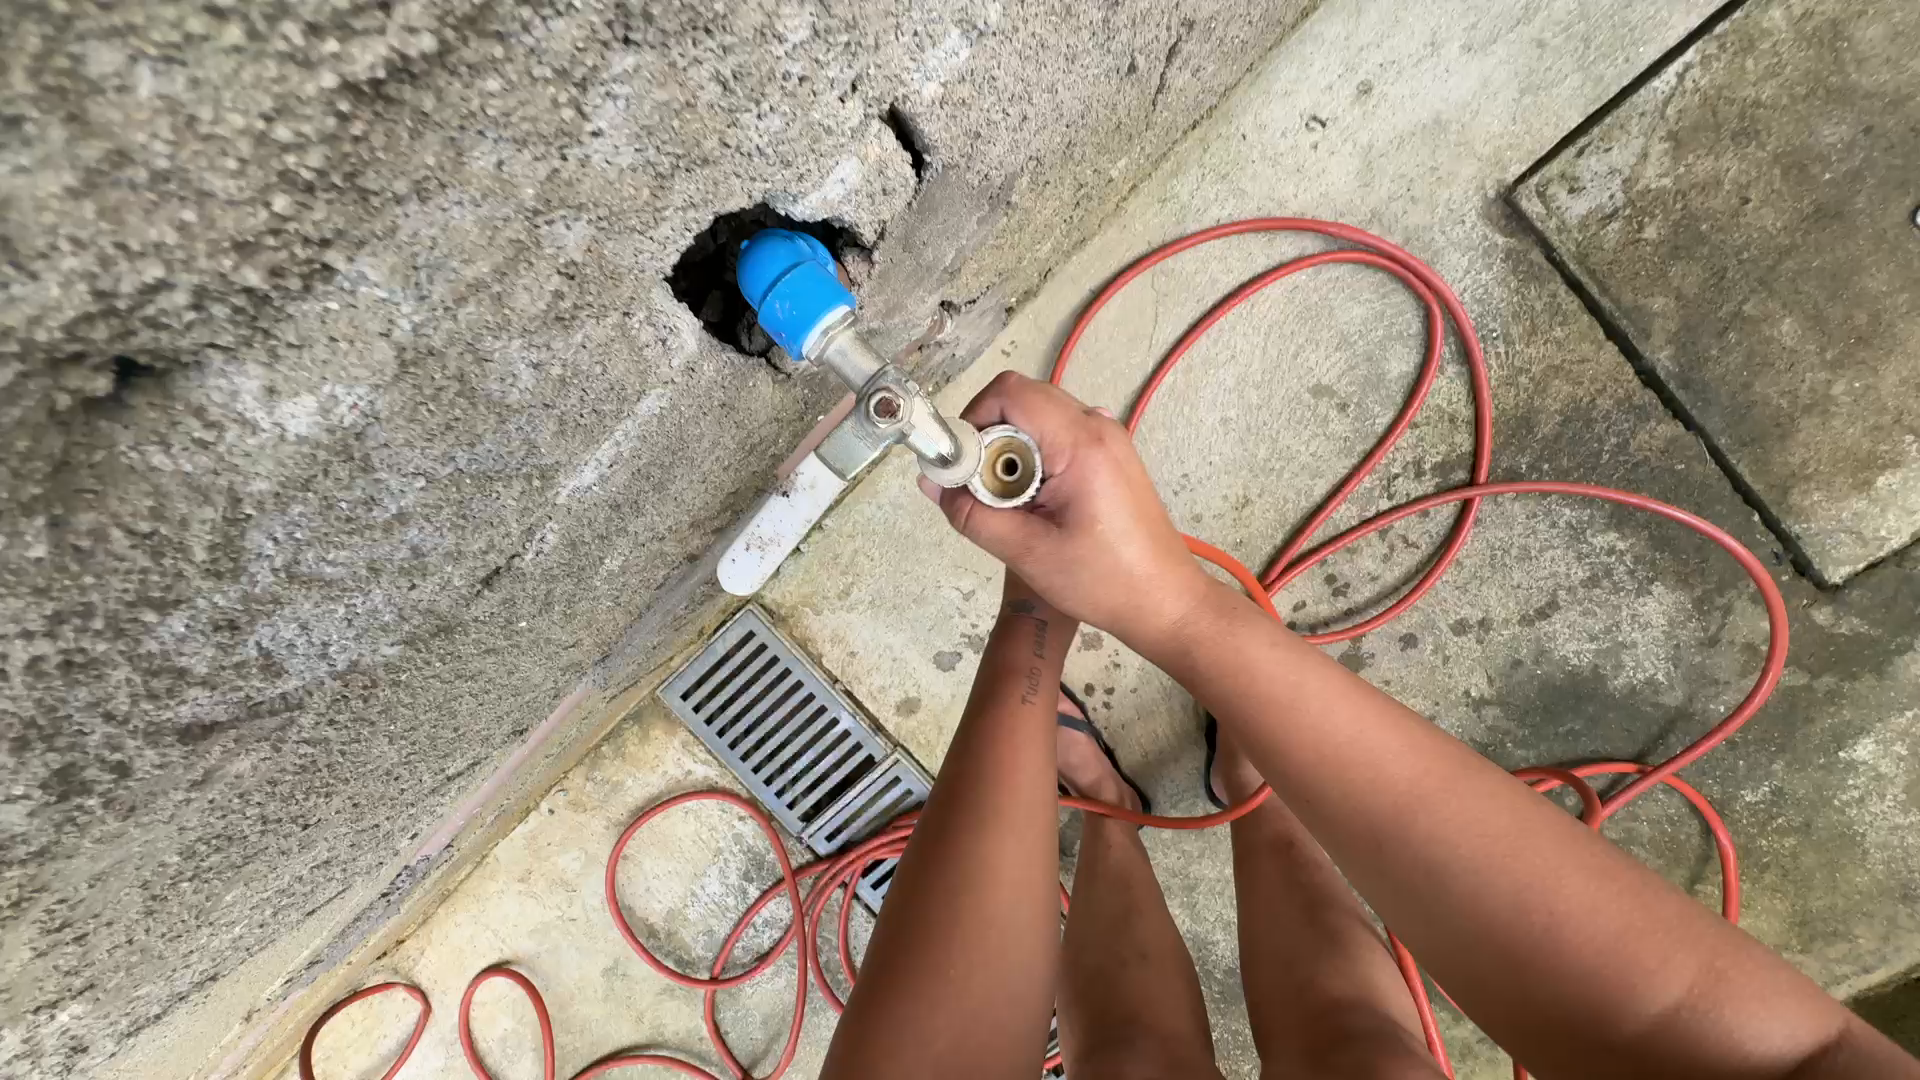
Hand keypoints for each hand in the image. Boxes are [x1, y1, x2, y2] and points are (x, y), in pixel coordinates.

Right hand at [918, 372, 1211, 645]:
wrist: (1164, 600)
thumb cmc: (1102, 581)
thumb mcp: (1026, 553)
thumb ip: (972, 513)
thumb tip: (931, 482)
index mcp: (1080, 443)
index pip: (1010, 392)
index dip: (973, 418)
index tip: (962, 465)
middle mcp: (1097, 426)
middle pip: (1022, 398)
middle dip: (989, 436)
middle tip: (982, 488)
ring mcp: (1108, 437)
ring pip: (1038, 416)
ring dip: (1011, 449)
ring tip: (1011, 502)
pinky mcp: (1110, 454)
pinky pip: (1057, 434)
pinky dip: (1033, 456)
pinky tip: (1036, 501)